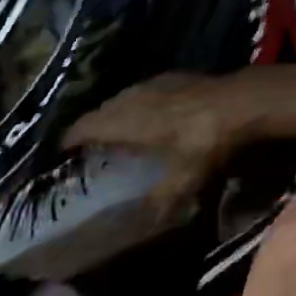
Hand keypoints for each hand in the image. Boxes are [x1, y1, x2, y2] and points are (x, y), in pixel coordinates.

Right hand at [63, 73, 244, 226]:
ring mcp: (149, 83)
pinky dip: (134, 105)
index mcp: (123, 121)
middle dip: (89, 128)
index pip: (83, 127)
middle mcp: (129, 98)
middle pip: (99, 111)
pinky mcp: (168, 76)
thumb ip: (161, 199)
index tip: (61, 153)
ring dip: (112, 114)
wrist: (234, 101)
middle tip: (88, 148)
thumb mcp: (183, 179)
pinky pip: (140, 91)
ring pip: (120, 98)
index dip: (69, 140)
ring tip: (114, 133)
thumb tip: (147, 219)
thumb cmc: (201, 142)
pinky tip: (147, 116)